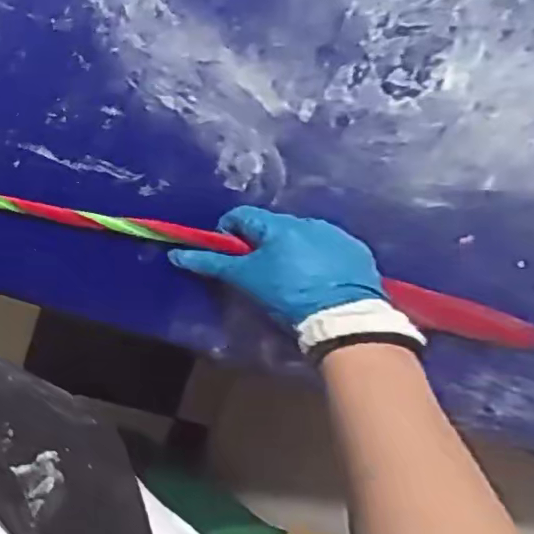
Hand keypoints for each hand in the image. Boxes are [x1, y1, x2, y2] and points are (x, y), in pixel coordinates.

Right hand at [167, 207, 386, 328]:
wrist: (344, 317)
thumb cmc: (285, 292)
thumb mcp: (243, 278)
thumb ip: (210, 262)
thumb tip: (176, 254)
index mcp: (278, 225)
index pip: (239, 216)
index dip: (225, 235)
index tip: (226, 258)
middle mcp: (308, 222)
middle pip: (268, 227)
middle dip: (256, 245)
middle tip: (253, 272)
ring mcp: (336, 235)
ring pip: (297, 237)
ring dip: (286, 251)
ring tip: (285, 278)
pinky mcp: (357, 251)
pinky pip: (325, 248)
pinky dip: (313, 259)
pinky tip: (312, 280)